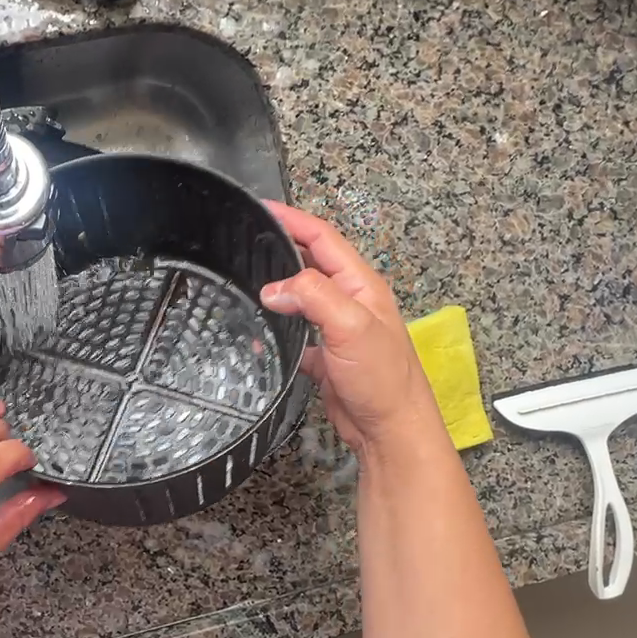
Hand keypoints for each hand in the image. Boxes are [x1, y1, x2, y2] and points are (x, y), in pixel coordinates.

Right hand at [258, 202, 428, 456]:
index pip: (323, 239)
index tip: (263, 209)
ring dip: (277, 290)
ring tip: (246, 282)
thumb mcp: (351, 326)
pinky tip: (260, 337)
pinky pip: (296, 334)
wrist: (390, 428)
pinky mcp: (326, 356)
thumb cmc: (384, 380)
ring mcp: (337, 329)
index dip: (293, 220)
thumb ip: (313, 296)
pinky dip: (277, 332)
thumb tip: (274, 287)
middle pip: (310, 264)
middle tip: (248, 242)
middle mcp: (350, 302)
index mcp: (361, 285)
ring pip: (301, 299)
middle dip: (281, 248)